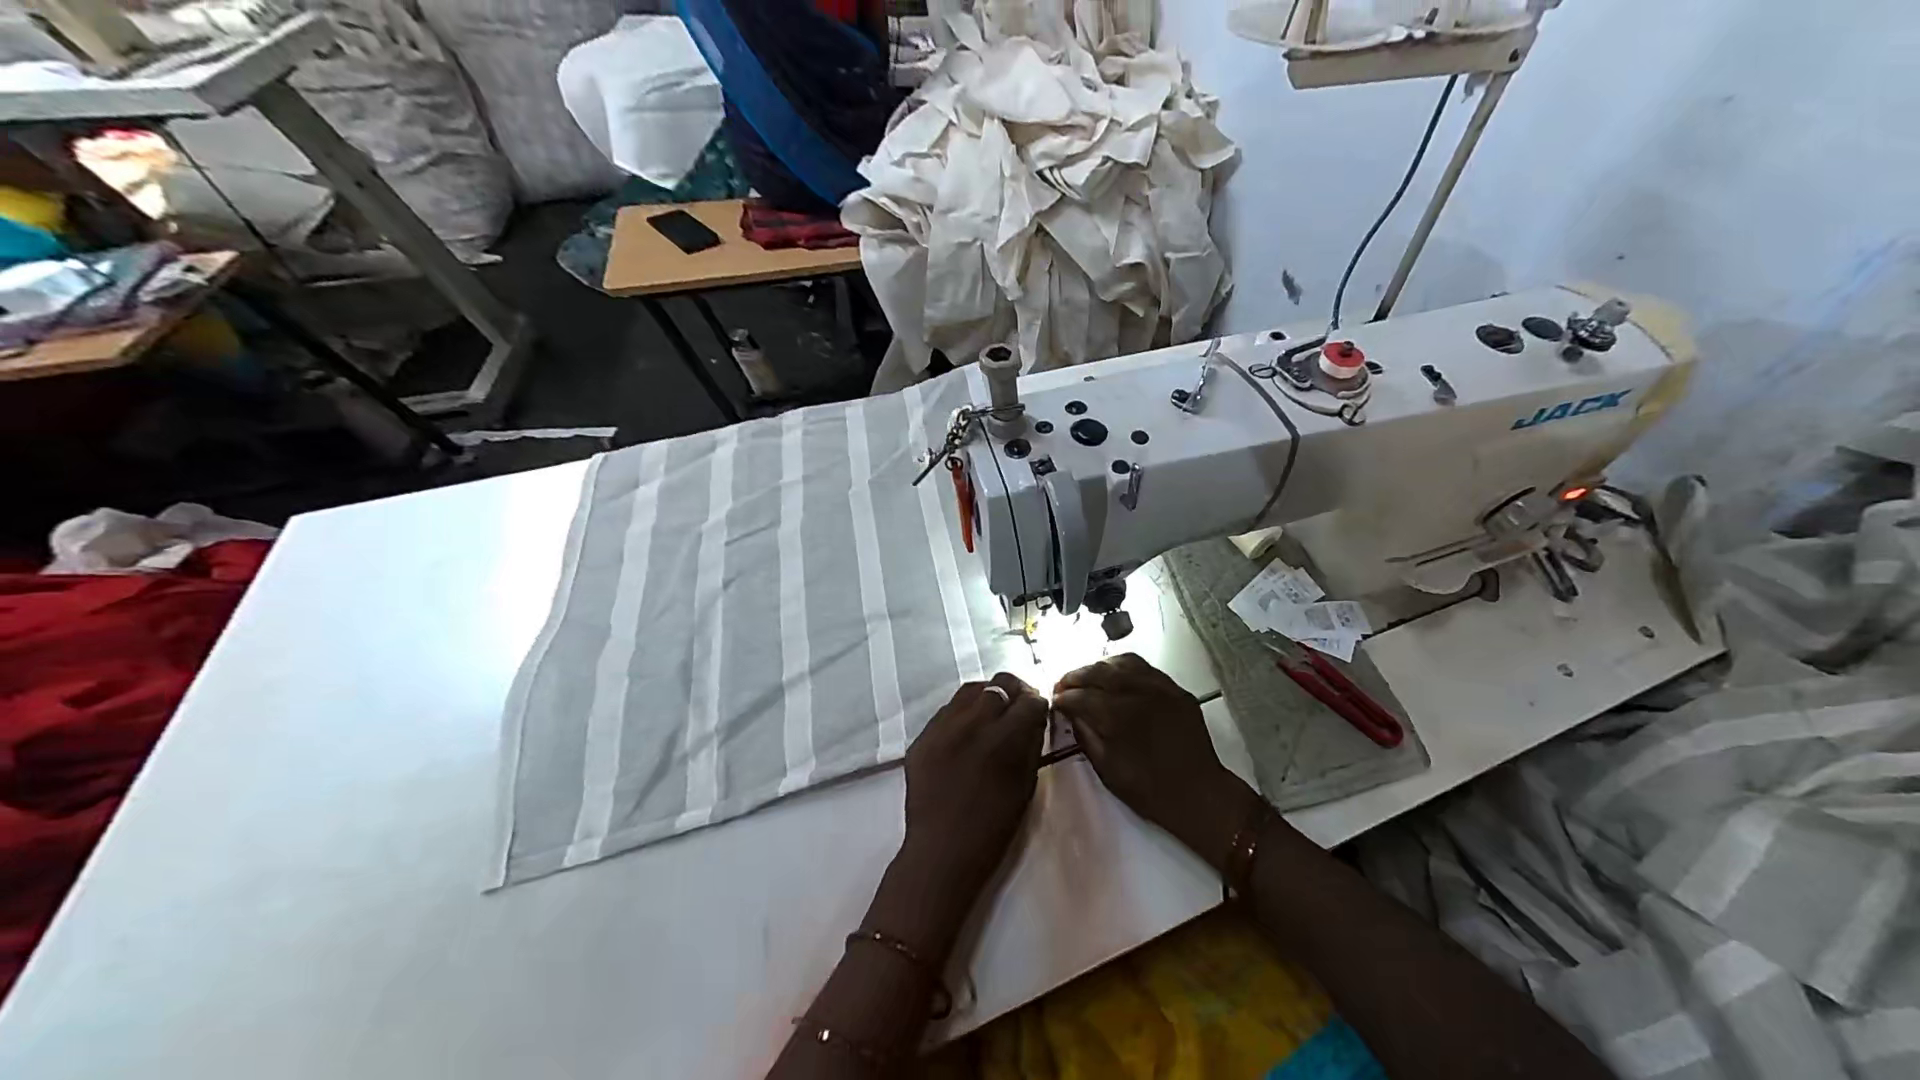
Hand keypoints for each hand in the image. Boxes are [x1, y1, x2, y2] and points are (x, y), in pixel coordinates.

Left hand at [900, 673, 1047, 896]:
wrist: (942, 851)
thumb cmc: (994, 827)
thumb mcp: (1025, 784)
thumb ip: (1031, 744)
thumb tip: (1035, 716)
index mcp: (1003, 740)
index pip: (1029, 701)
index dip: (1038, 703)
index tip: (1039, 710)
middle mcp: (971, 724)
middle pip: (1000, 684)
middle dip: (1015, 692)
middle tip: (1020, 705)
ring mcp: (941, 728)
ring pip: (970, 690)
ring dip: (988, 696)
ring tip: (994, 712)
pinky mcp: (922, 737)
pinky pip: (946, 711)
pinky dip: (962, 713)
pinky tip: (968, 729)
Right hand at [1052, 654, 1260, 868]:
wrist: (1199, 794)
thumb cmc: (1149, 789)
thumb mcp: (1107, 769)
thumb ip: (1085, 735)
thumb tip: (1071, 713)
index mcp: (1117, 715)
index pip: (1080, 696)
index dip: (1063, 698)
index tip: (1055, 702)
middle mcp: (1137, 692)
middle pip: (1097, 671)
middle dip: (1075, 677)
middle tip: (1063, 686)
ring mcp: (1159, 687)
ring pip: (1121, 662)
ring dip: (1098, 667)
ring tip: (1087, 678)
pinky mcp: (1174, 689)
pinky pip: (1145, 667)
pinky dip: (1124, 667)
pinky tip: (1116, 677)